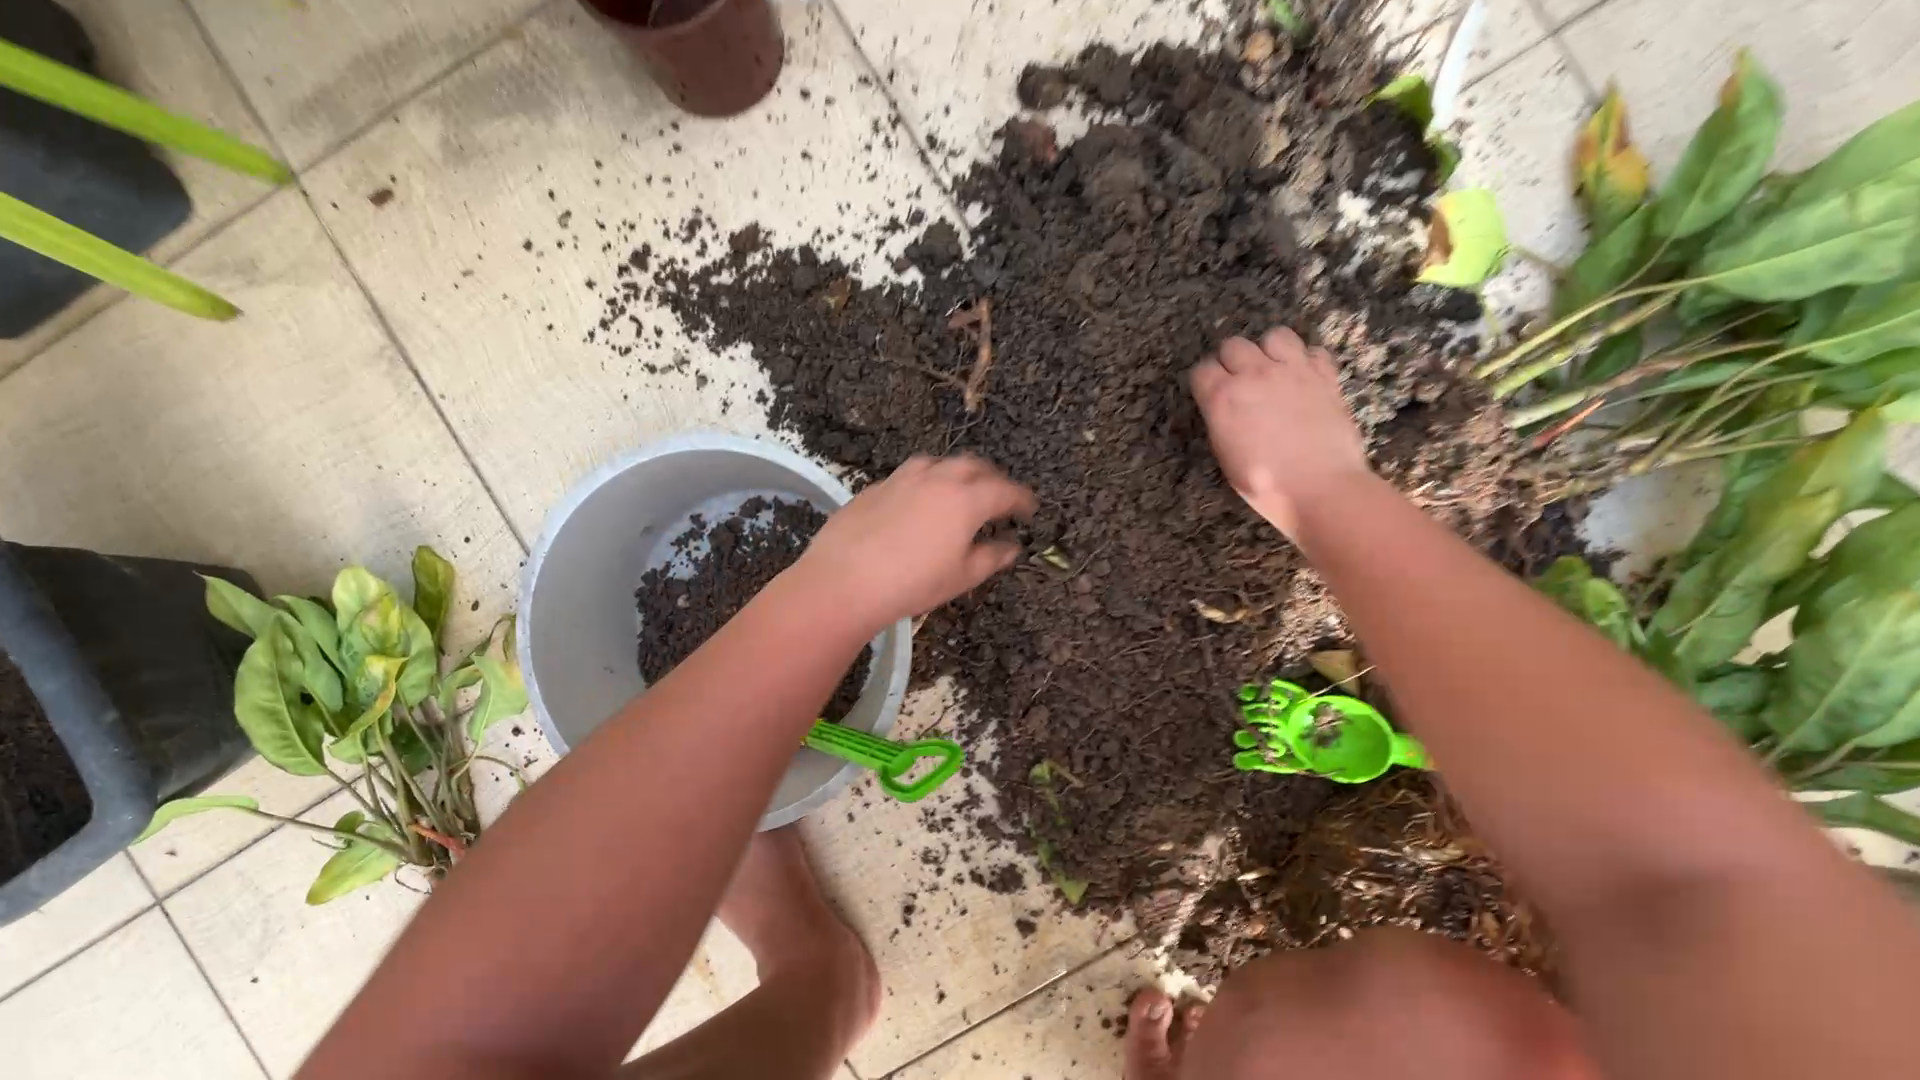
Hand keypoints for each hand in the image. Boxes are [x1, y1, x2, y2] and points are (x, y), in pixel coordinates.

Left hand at [792, 455, 1037, 631]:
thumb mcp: (960, 578)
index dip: (1022, 498)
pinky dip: (926, 483)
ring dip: (956, 473)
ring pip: (938, 464)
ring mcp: (902, 479)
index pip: (1004, 491)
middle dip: (992, 478)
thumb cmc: (911, 584)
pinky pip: (910, 476)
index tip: (1030, 508)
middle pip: (973, 466)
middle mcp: (936, 479)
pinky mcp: (875, 487)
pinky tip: (919, 503)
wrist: (843, 581)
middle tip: (1000, 496)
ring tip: (960, 491)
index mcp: (965, 500)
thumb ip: (991, 558)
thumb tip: (1011, 547)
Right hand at [1190, 327, 1370, 536]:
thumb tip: (1226, 410)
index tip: (1211, 393)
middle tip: (1240, 383)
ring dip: (1270, 350)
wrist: (1321, 489)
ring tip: (1274, 371)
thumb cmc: (1267, 485)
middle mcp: (1255, 375)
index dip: (1206, 382)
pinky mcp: (1325, 376)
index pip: (1202, 370)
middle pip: (1233, 345)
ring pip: (1275, 336)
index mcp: (1223, 398)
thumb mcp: (1226, 457)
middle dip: (1232, 361)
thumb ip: (1222, 422)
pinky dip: (1307, 360)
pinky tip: (1305, 379)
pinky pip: (1313, 350)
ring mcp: (1293, 371)